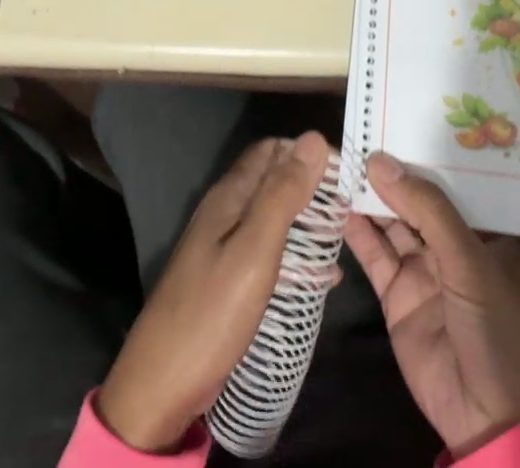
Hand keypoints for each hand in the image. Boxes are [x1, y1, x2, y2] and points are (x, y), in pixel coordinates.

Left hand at [96, 132, 331, 452]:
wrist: (164, 381)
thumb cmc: (212, 312)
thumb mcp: (255, 248)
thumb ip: (282, 195)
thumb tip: (313, 139)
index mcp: (228, 197)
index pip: (271, 151)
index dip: (308, 152)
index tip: (350, 171)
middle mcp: (223, 213)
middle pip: (271, 180)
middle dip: (312, 184)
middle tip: (355, 204)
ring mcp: (222, 246)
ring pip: (272, 215)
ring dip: (307, 219)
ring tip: (346, 235)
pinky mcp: (227, 278)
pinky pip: (268, 250)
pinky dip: (296, 253)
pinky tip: (323, 275)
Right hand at [344, 152, 519, 459]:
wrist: (495, 416)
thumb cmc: (502, 329)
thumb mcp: (471, 263)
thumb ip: (426, 210)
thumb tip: (379, 160)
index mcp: (490, 233)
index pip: (454, 182)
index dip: (424, 152)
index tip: (392, 114)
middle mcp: (456, 245)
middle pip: (417, 200)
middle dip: (389, 171)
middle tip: (353, 131)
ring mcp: (425, 271)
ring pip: (391, 223)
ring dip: (367, 196)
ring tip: (336, 160)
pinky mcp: (398, 296)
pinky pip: (374, 255)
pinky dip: (355, 232)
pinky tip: (335, 203)